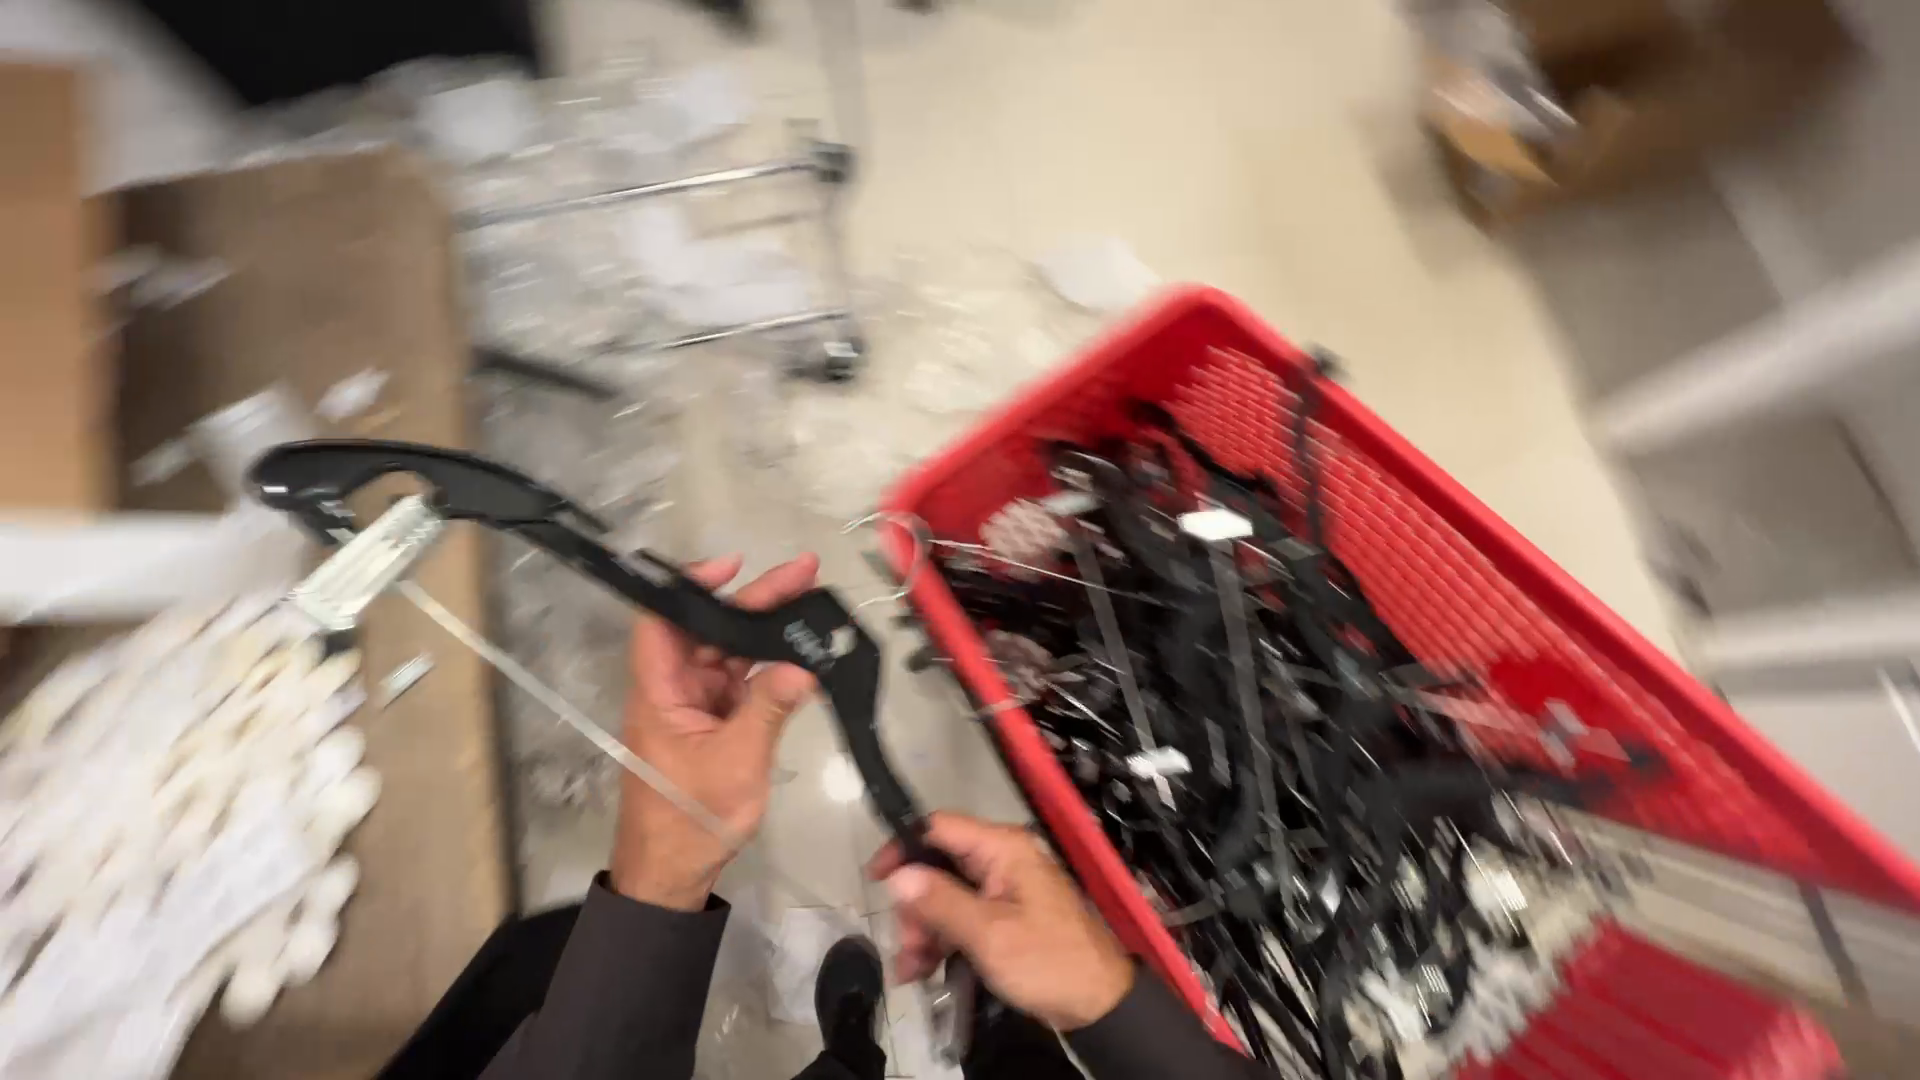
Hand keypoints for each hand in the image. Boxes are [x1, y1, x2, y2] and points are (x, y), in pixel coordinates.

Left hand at [610, 553, 819, 910]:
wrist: (676, 875)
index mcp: (660, 691)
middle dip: (754, 600)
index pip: (662, 623)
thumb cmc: (691, 819)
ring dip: (767, 628)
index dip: (691, 588)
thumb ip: (769, 710)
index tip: (734, 566)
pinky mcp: (719, 721)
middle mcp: (676, 688)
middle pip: (710, 630)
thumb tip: (805, 667)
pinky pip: (745, 681)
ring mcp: (699, 704)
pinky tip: (802, 647)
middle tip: (804, 572)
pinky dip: (771, 664)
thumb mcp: (735, 764)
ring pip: (732, 652)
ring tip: (812, 599)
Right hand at [867, 813, 1134, 1030]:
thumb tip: (898, 875)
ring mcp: (1003, 886)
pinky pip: (962, 915)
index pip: (940, 827)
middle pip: (939, 866)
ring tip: (913, 970)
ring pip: (946, 894)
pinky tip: (926, 969)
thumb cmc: (1047, 960)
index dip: (904, 847)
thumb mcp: (988, 934)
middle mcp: (1001, 858)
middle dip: (916, 906)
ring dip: (925, 929)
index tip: (877, 877)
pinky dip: (942, 939)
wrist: (1098, 1003)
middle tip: (907, 946)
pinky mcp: (1004, 913)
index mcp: (1002, 848)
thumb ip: (941, 901)